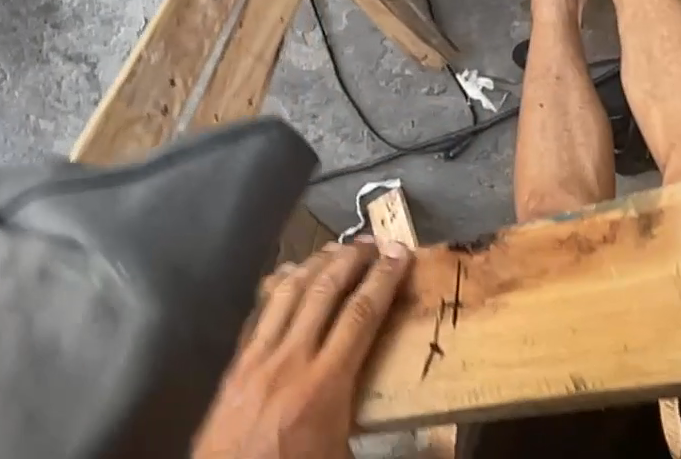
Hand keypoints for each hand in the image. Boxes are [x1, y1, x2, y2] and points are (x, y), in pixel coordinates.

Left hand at [194, 239, 412, 458]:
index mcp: (325, 387)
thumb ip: (393, 447)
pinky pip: (261, 310)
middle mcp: (291, 360)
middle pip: (325, 290)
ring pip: (290, 291)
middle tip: (373, 242)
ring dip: (316, 263)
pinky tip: (290, 274)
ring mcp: (259, 357)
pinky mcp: (237, 363)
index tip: (399, 254)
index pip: (360, 315)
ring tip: (337, 247)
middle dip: (352, 259)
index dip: (383, 279)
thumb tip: (444, 450)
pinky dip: (280, 285)